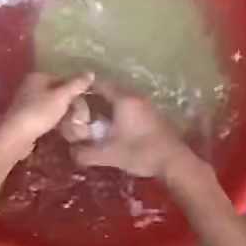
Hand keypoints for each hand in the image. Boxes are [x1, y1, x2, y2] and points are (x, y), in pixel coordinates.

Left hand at [0, 72, 95, 159]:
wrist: (15, 136)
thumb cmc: (39, 112)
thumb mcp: (62, 96)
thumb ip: (77, 84)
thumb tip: (91, 72)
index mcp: (36, 77)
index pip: (62, 79)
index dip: (74, 91)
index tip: (83, 105)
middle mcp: (28, 87)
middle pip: (55, 93)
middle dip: (68, 104)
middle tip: (79, 117)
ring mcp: (24, 103)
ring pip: (49, 106)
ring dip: (61, 115)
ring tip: (71, 126)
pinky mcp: (22, 118)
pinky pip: (42, 117)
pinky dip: (51, 122)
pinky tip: (57, 130)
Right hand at [69, 92, 203, 181]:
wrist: (174, 161)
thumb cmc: (140, 153)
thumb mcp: (109, 155)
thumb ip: (86, 153)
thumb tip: (72, 152)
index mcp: (124, 100)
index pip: (101, 84)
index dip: (86, 89)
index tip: (74, 98)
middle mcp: (136, 96)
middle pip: (112, 88)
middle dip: (96, 96)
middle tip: (82, 108)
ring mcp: (147, 104)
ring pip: (123, 96)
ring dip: (110, 102)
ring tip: (96, 116)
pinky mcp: (153, 113)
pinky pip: (132, 104)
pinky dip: (121, 109)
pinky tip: (115, 124)